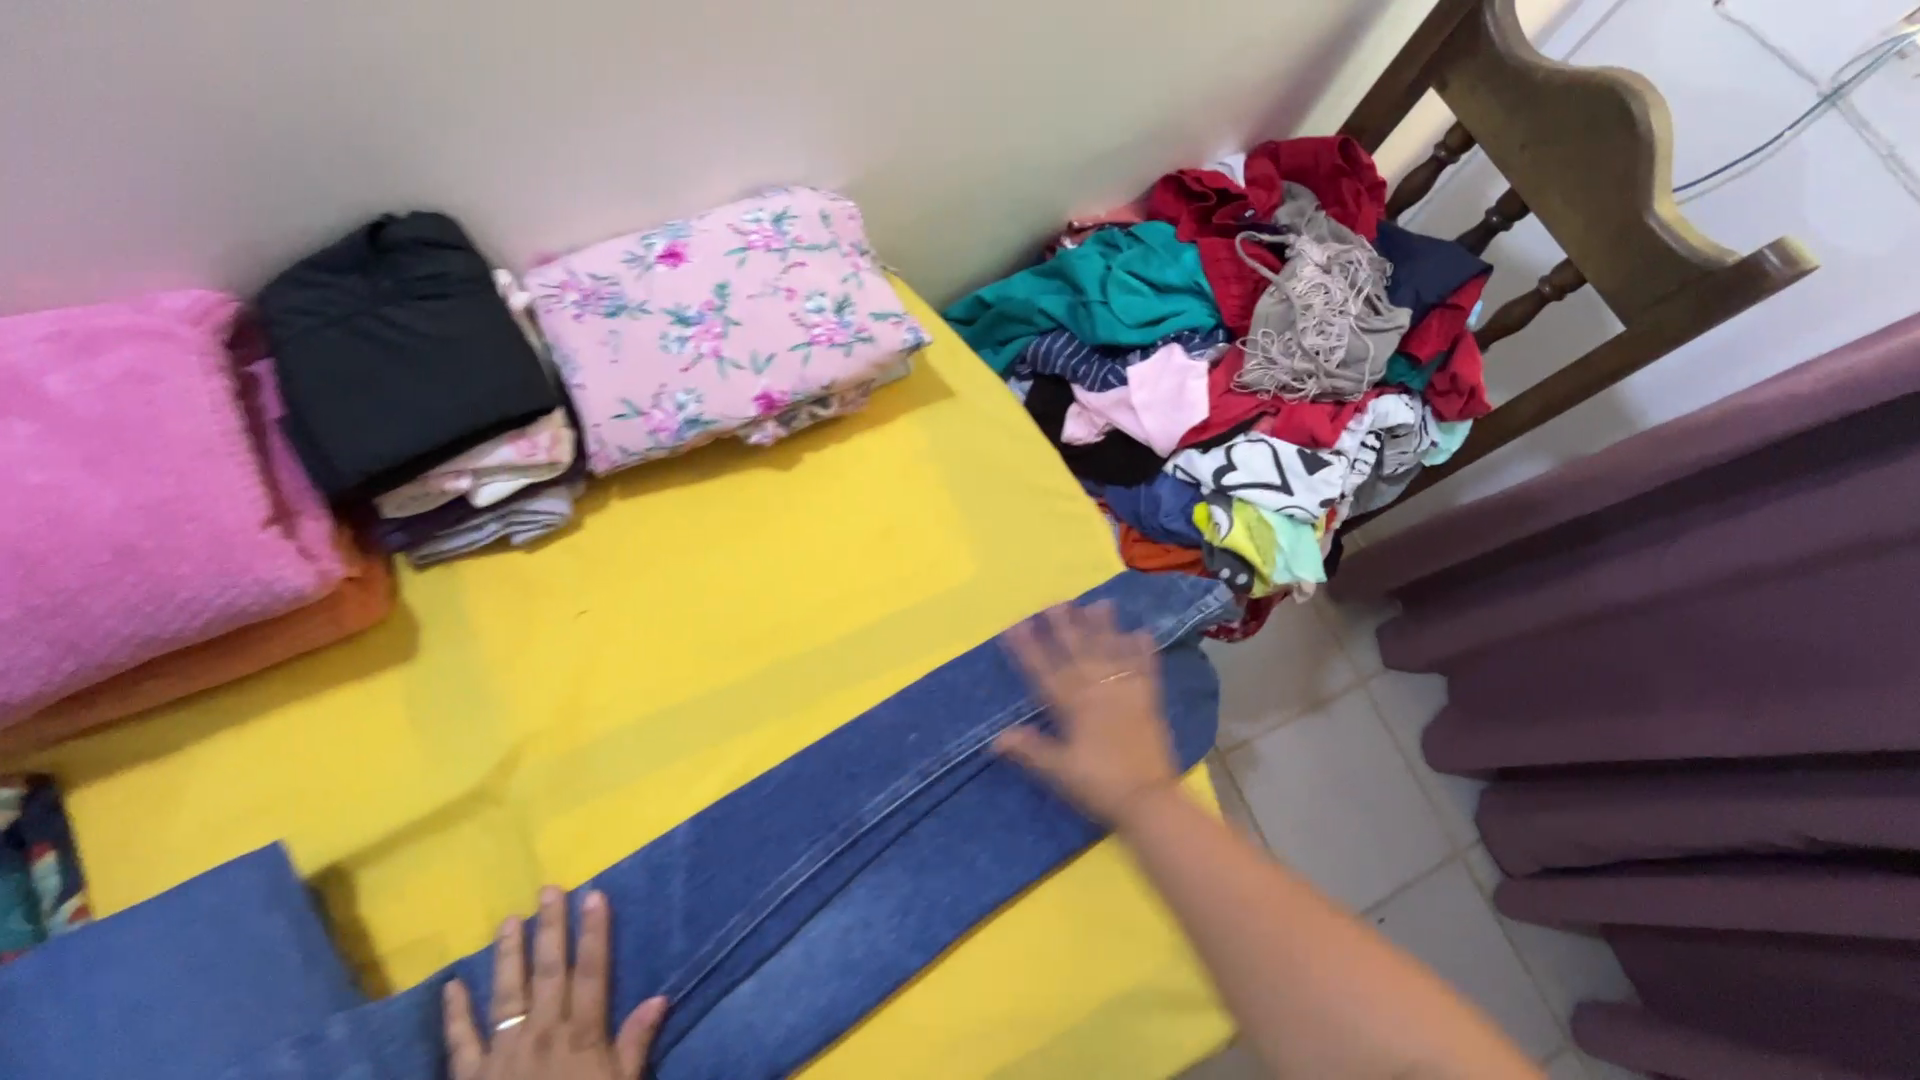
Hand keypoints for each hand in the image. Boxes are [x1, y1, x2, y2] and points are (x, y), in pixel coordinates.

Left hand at [444, 886, 667, 1079]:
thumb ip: (635, 1045)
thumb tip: (659, 998)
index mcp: (582, 1037)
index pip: (592, 973)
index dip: (594, 933)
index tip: (595, 895)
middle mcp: (542, 1035)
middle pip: (549, 972)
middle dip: (551, 929)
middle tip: (549, 889)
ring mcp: (503, 1055)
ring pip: (507, 994)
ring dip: (508, 956)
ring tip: (509, 919)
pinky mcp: (471, 1079)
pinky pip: (460, 1042)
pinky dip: (454, 1013)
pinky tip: (452, 985)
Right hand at [995, 601, 1179, 825]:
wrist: (1149, 799)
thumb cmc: (1098, 785)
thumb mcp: (1058, 770)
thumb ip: (1029, 750)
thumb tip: (996, 737)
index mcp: (1073, 707)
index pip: (1044, 671)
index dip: (1028, 648)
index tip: (1015, 626)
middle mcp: (1098, 692)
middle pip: (1078, 653)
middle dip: (1064, 627)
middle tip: (1056, 602)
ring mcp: (1126, 693)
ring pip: (1111, 653)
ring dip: (1104, 628)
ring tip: (1100, 603)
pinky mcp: (1150, 702)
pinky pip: (1146, 670)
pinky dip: (1144, 651)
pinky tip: (1143, 633)